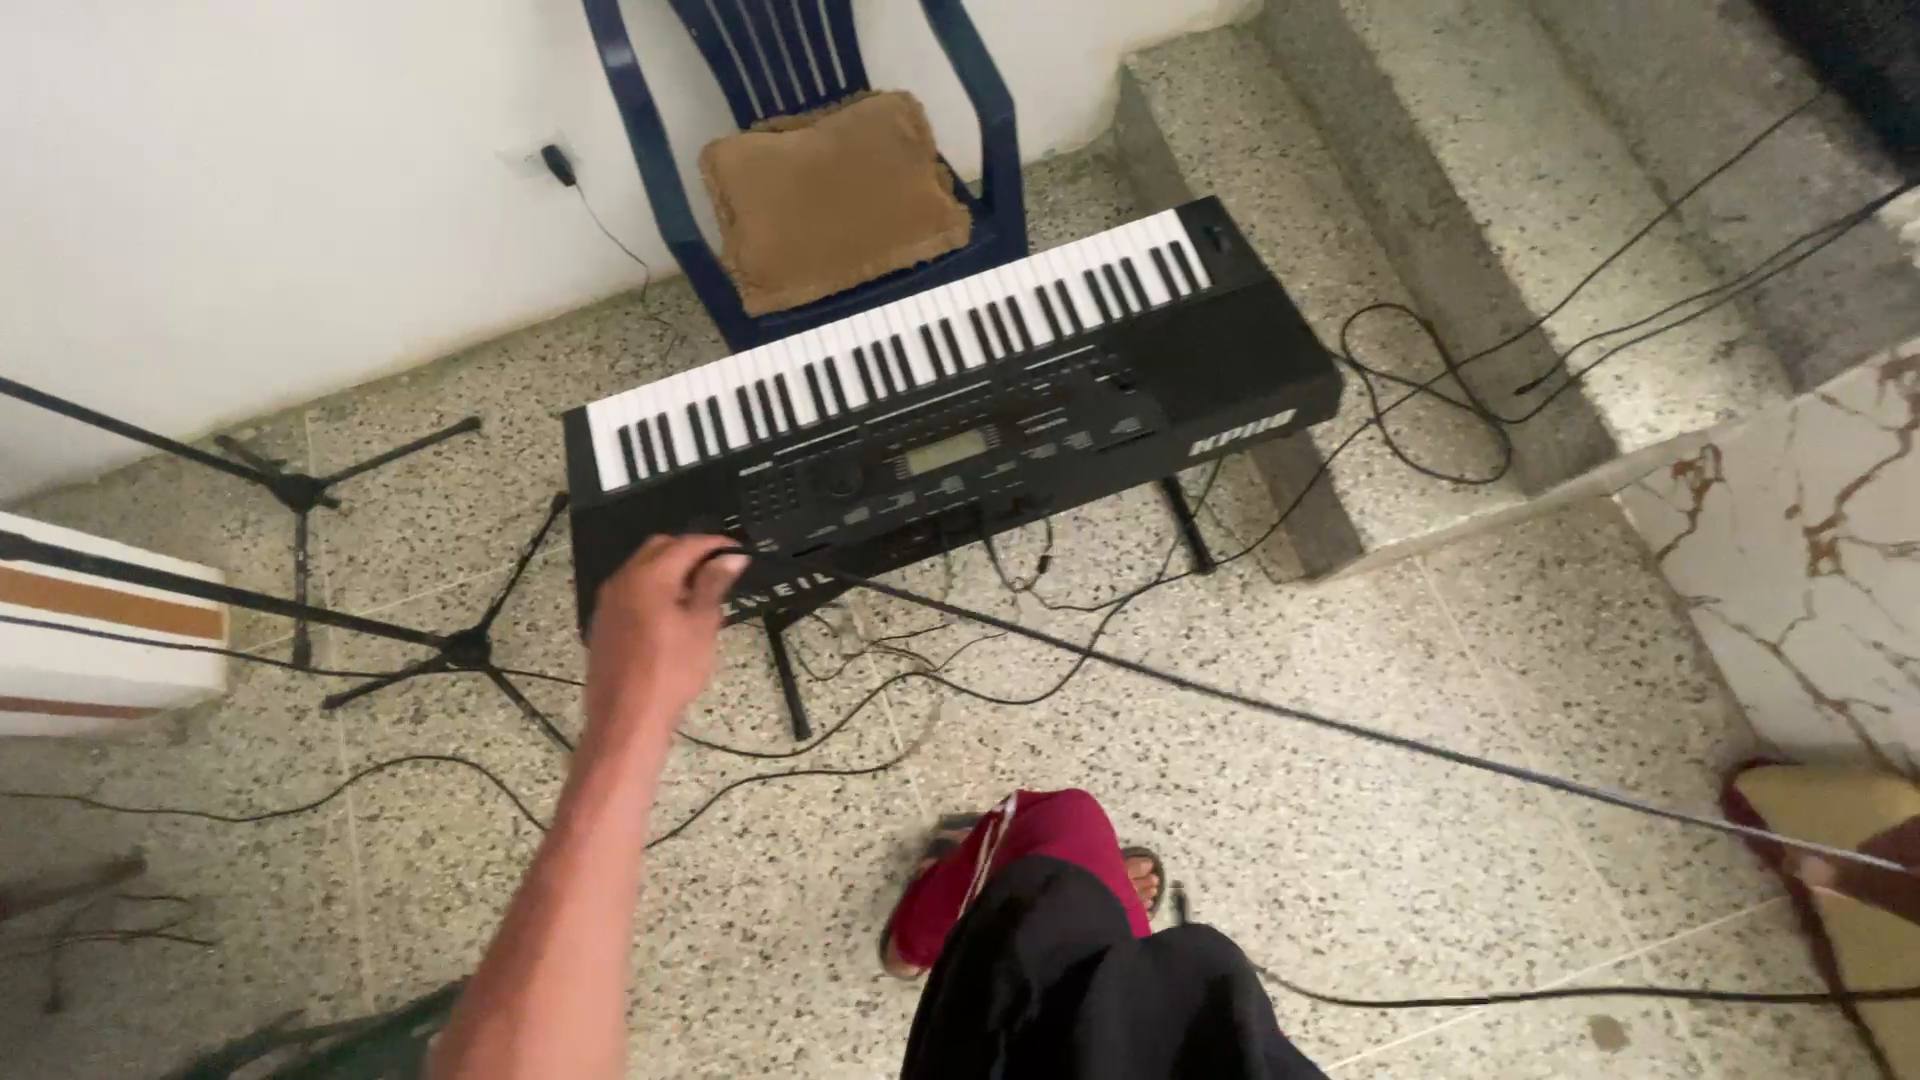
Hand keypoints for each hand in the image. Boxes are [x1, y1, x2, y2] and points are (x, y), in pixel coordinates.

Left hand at [584, 535, 748, 748]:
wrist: (626, 717)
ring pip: (642, 567)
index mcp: (649, 576)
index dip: (715, 544)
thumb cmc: (672, 670)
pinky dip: (654, 587)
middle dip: (690, 551)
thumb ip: (713, 584)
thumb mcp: (702, 625)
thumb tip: (732, 557)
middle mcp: (622, 580)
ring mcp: (608, 601)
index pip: (686, 544)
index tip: (738, 551)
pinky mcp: (604, 621)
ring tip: (700, 591)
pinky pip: (631, 588)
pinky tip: (673, 611)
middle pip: (659, 547)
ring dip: (671, 568)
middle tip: (720, 568)